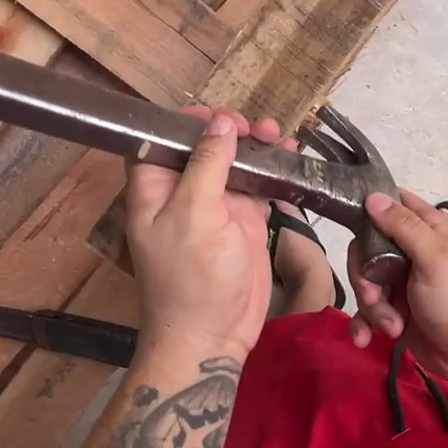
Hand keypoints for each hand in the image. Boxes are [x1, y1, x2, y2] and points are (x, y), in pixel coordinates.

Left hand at [124, 107, 287, 357]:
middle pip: (204, 149)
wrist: (214, 334)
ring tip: (277, 134)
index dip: (182, 124)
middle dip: (228, 132)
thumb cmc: (192, 277)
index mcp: (156, 191)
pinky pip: (259, 188)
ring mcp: (217, 209)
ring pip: (235, 165)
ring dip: (256, 148)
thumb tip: (221, 124)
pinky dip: (274, 172)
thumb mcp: (194, 215)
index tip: (213, 114)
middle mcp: (184, 195)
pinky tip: (291, 157)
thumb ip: (207, 166)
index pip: (159, 144)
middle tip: (252, 128)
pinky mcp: (245, 224)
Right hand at [347, 190, 447, 392]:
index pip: (396, 205)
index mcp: (431, 232)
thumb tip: (373, 196)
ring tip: (392, 325)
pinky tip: (366, 339)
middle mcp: (414, 254)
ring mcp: (404, 285)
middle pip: (369, 249)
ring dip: (372, 307)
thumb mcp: (436, 260)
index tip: (354, 223)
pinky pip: (368, 313)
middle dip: (366, 275)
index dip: (372, 210)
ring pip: (367, 283)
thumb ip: (404, 228)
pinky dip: (365, 325)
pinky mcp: (397, 314)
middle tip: (376, 295)